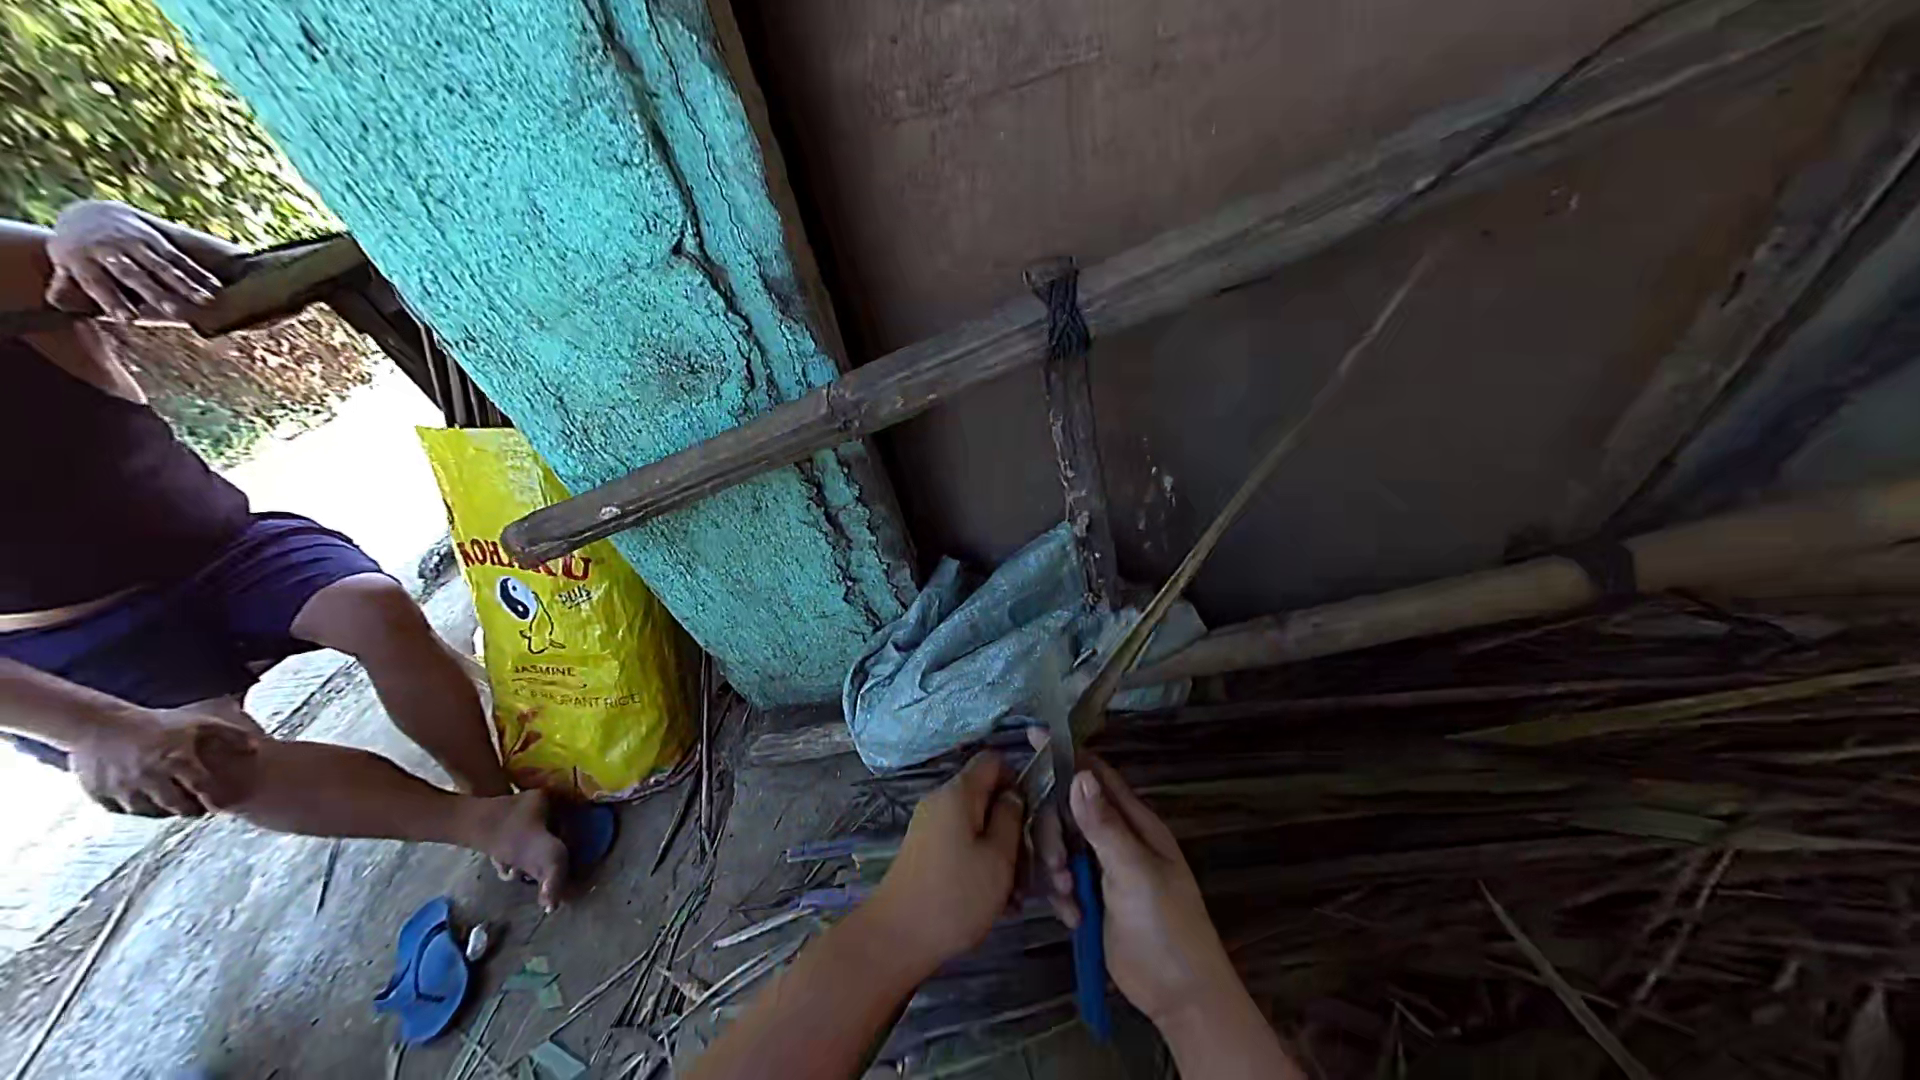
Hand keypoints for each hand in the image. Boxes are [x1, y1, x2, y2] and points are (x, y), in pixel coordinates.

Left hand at [46, 201, 220, 319]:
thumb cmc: (79, 248)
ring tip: (206, 302)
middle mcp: (106, 250)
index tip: (128, 319)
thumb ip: (66, 284)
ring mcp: (132, 243)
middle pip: (133, 274)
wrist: (92, 213)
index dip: (112, 300)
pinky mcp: (154, 239)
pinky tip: (216, 287)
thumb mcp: (64, 262)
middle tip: (174, 312)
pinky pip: (179, 258)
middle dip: (155, 292)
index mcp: (79, 258)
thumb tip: (55, 304)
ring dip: (185, 285)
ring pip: (161, 266)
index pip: (96, 283)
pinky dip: (198, 273)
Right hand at [70, 713, 255, 817]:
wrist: (100, 725)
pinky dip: (139, 811)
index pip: (201, 787)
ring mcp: (121, 786)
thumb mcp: (200, 723)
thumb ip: (232, 734)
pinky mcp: (98, 793)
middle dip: (191, 810)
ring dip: (165, 813)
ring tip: (178, 808)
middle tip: (201, 810)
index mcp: (176, 759)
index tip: (222, 805)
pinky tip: (151, 806)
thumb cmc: (159, 723)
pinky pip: (122, 810)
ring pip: (148, 811)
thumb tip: (256, 749)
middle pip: (175, 805)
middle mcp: (148, 776)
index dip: (214, 799)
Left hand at [863, 751, 1024, 974]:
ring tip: (1021, 895)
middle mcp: (942, 802)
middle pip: (988, 798)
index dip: (1019, 779)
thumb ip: (1011, 818)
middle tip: (1037, 865)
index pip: (993, 761)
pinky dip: (984, 868)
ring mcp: (933, 829)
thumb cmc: (955, 896)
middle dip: (1015, 828)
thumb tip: (1013, 795)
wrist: (897, 939)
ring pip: (979, 828)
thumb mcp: (998, 857)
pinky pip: (965, 848)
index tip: (1035, 813)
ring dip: (1003, 855)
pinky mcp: (929, 855)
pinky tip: (1001, 905)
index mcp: (958, 793)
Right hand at [1045, 757, 1242, 1027]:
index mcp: (1134, 822)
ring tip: (1069, 899)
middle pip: (1066, 811)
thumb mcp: (1134, 872)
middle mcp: (1115, 837)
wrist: (1179, 996)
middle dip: (1054, 835)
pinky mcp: (1090, 895)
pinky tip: (1075, 918)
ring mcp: (1101, 866)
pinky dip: (1060, 896)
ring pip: (1059, 845)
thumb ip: (1104, 826)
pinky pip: (1059, 879)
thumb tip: (1078, 775)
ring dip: (1055, 870)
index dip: (1066, 754)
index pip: (1095, 774)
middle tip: (1060, 868)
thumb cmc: (1165, 926)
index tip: (1034, 733)